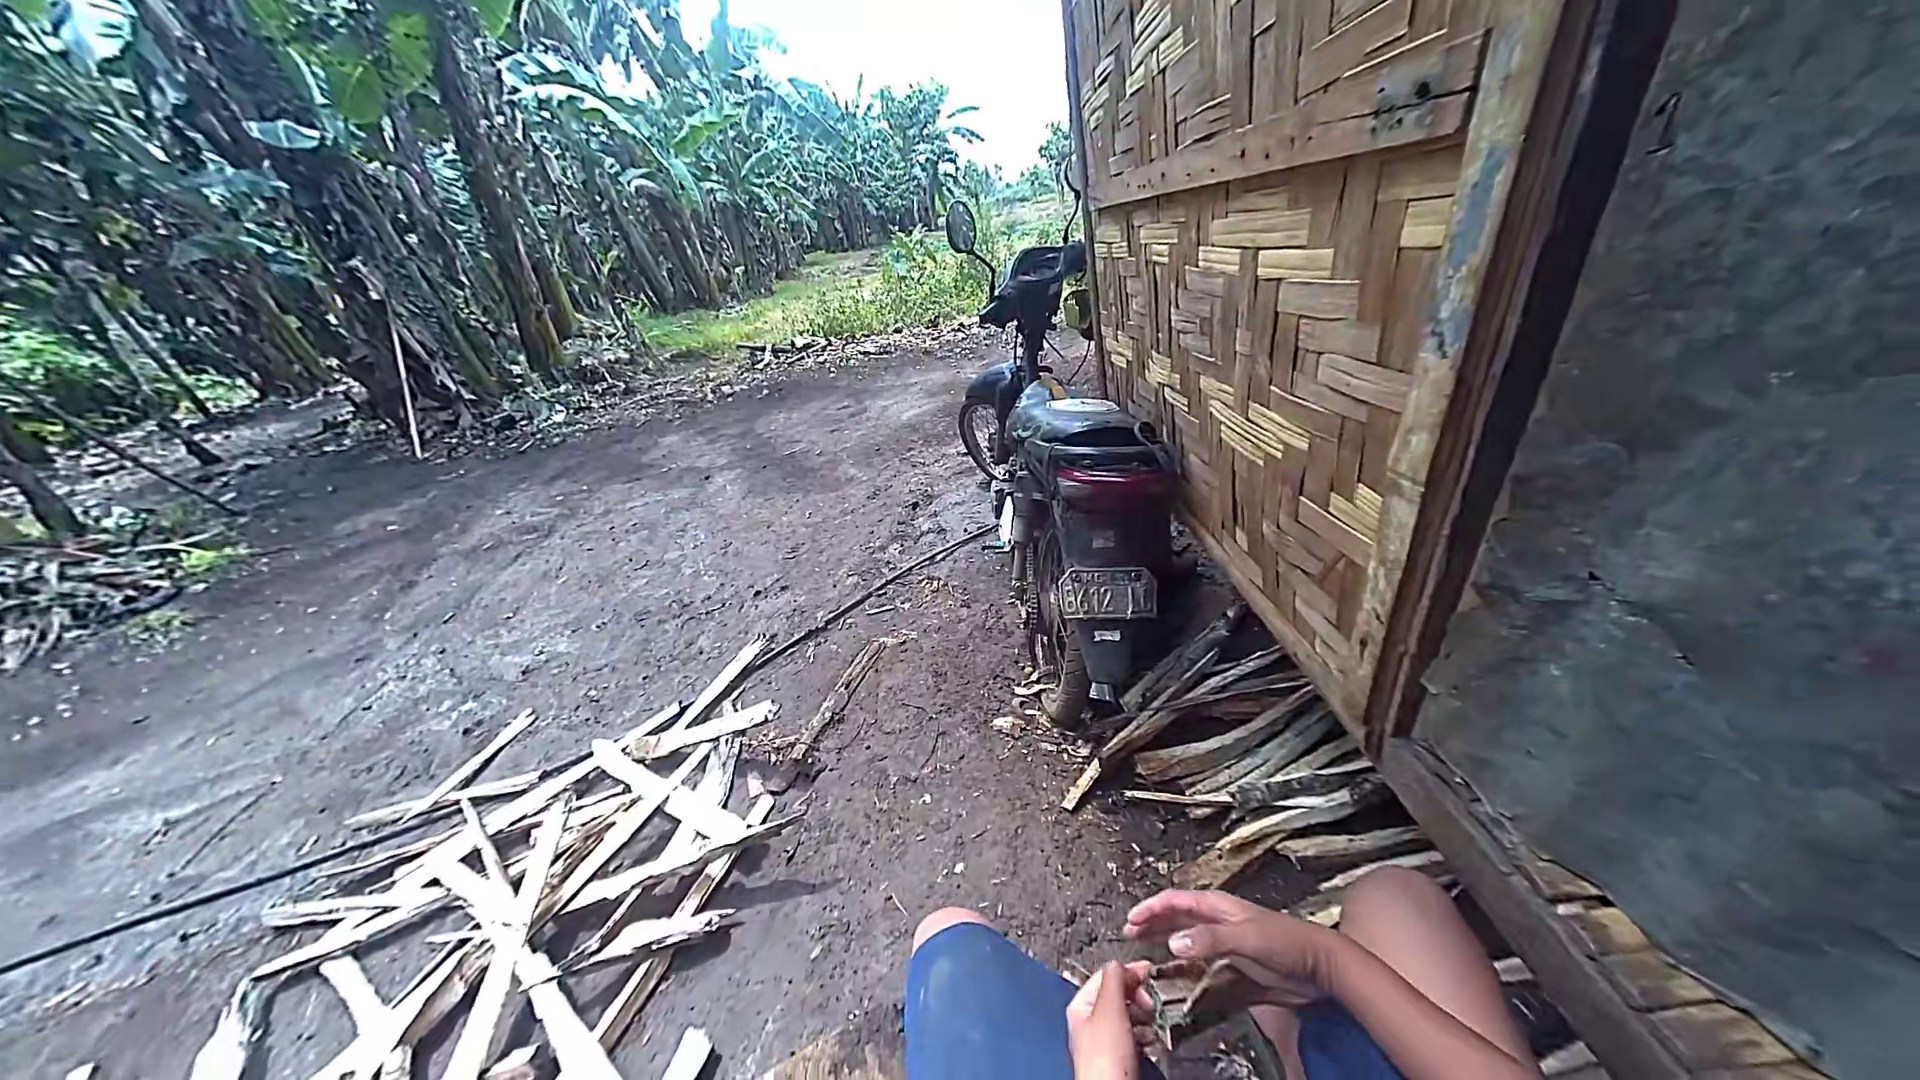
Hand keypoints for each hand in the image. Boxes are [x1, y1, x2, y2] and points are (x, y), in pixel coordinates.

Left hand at [1065, 961, 1153, 1079]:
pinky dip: (1146, 1035)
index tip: (1149, 971)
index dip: (1128, 970)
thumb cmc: (1104, 1060)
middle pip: (1117, 996)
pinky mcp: (1120, 1062)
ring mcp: (1105, 1044)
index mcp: (1081, 1005)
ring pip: (1128, 1017)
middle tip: (1151, 998)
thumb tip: (1120, 963)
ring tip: (1154, 1019)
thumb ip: (1113, 979)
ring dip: (1144, 1015)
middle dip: (1138, 994)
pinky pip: (1135, 1039)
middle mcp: (1090, 1022)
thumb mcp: (1108, 1007)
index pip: (1105, 975)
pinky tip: (1153, 1039)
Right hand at [1124, 890, 1340, 1008]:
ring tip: (1144, 956)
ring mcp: (1223, 946)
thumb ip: (1210, 939)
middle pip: (1175, 920)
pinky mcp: (1233, 968)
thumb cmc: (1285, 942)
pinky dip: (1184, 972)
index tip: (1131, 919)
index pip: (1173, 901)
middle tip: (1129, 936)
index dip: (1150, 908)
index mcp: (1214, 906)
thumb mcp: (1246, 937)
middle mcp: (1214, 922)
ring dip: (1164, 947)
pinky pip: (1201, 968)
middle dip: (1151, 925)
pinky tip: (1174, 981)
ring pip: (1185, 943)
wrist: (1320, 968)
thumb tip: (1174, 943)